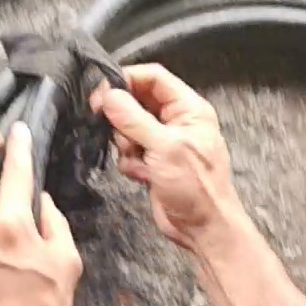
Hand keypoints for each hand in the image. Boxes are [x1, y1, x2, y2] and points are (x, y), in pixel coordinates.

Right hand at [89, 64, 242, 251]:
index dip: (126, 80)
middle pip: (136, 101)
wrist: (202, 228)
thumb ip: (134, 119)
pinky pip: (128, 151)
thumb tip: (110, 96)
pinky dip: (129, 162)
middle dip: (122, 118)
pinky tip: (143, 175)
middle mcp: (176, 122)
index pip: (153, 78)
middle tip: (115, 130)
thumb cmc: (198, 189)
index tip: (102, 92)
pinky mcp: (152, 162)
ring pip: (128, 128)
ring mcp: (163, 142)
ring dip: (124, 143)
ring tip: (138, 159)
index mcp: (188, 109)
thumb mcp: (165, 148)